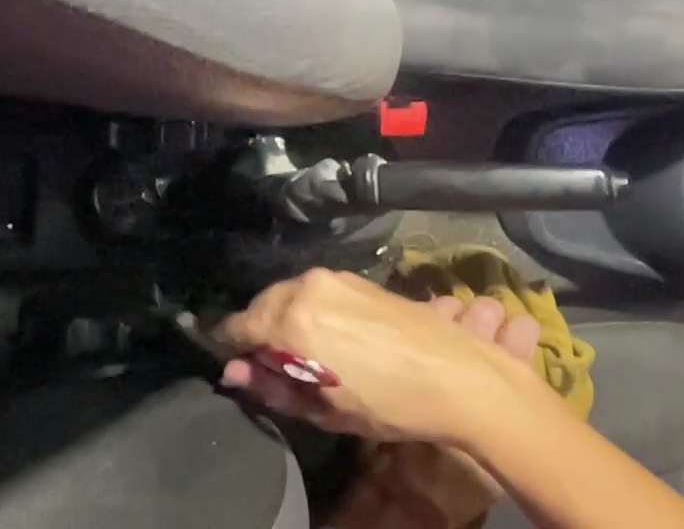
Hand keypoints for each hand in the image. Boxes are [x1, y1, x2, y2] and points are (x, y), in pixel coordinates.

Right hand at [213, 269, 543, 443]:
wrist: (455, 374)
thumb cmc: (388, 402)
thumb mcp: (324, 408)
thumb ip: (272, 388)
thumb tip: (235, 372)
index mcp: (293, 319)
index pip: (236, 325)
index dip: (228, 346)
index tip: (234, 364)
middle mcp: (306, 286)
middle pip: (260, 306)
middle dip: (256, 332)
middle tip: (270, 367)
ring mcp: (333, 276)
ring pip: (287, 294)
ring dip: (282, 319)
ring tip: (302, 355)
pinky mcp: (354, 275)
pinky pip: (312, 289)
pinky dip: (306, 309)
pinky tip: (326, 337)